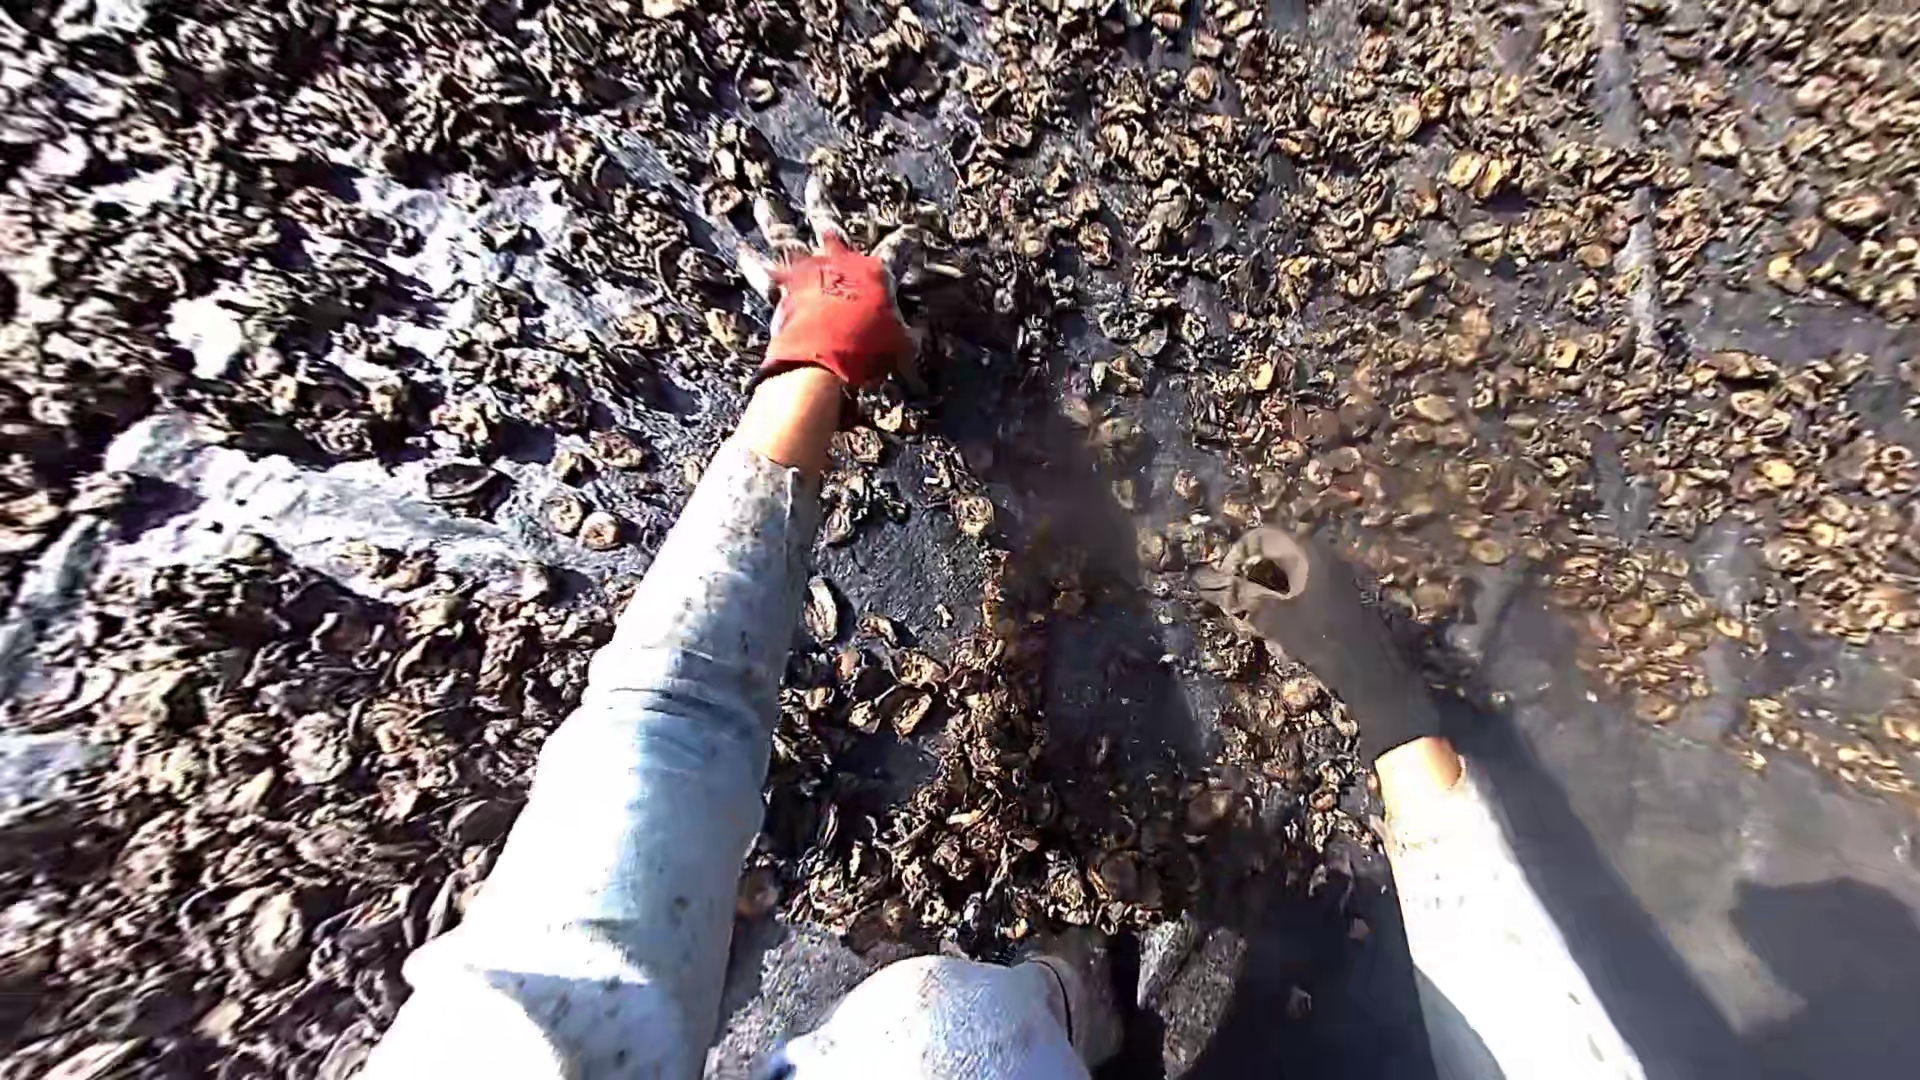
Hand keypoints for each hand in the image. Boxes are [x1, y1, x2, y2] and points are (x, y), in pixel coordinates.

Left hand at [735, 176, 918, 387]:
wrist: (829, 355)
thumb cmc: (870, 349)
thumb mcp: (901, 344)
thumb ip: (905, 334)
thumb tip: (913, 337)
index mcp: (875, 272)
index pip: (897, 250)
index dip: (908, 241)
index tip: (914, 232)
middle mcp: (837, 261)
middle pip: (829, 223)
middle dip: (823, 203)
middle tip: (815, 182)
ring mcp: (806, 271)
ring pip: (786, 236)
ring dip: (773, 218)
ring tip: (762, 202)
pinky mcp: (781, 289)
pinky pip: (762, 273)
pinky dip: (751, 263)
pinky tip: (741, 251)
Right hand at [1193, 528, 1444, 763]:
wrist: (1375, 676)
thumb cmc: (1320, 639)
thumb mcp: (1271, 616)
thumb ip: (1237, 593)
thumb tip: (1202, 578)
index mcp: (1308, 553)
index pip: (1262, 537)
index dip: (1235, 555)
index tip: (1222, 580)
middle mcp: (1328, 556)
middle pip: (1279, 551)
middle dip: (1251, 570)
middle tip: (1235, 595)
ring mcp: (1342, 576)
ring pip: (1294, 569)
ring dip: (1269, 584)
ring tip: (1255, 611)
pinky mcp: (1350, 596)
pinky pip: (1310, 584)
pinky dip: (1289, 595)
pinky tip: (1283, 621)